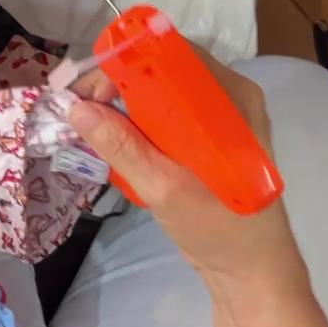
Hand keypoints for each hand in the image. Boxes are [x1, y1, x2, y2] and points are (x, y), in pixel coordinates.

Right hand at [66, 48, 302, 289]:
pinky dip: (137, 125)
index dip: (124, 66)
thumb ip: (121, 146)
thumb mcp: (163, 187)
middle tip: (81, 113)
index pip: (170, 57)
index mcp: (230, 99)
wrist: (250, 269)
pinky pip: (165, 115)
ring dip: (122, 108)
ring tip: (93, 131)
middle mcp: (228, 98)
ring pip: (160, 94)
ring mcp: (219, 118)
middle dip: (116, 88)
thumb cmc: (218, 228)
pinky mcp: (208, 138)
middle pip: (162, 72)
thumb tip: (77, 109)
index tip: (88, 92)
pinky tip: (118, 146)